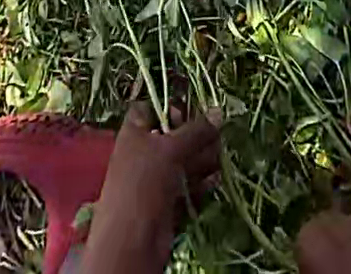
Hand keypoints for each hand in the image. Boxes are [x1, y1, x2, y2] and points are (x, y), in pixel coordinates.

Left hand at [76, 101, 222, 273]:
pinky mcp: (167, 201)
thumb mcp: (170, 149)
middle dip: (196, 136)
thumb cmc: (143, 183)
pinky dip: (200, 182)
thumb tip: (219, 112)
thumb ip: (196, 131)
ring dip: (202, 159)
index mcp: (135, 131)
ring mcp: (156, 178)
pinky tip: (214, 181)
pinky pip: (187, 185)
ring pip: (183, 161)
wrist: (131, 244)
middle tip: (217, 137)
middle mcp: (144, 152)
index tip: (190, 111)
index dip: (169, 107)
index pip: (151, 108)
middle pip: (174, 135)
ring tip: (219, 159)